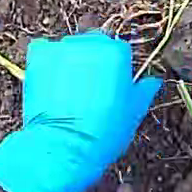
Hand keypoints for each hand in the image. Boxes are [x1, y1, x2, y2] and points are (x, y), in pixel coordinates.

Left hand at [0, 33, 161, 191]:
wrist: (63, 148)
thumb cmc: (102, 133)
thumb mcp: (134, 113)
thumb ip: (144, 91)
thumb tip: (152, 81)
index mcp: (117, 53)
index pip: (119, 50)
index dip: (117, 69)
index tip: (112, 85)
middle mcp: (90, 43)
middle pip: (95, 43)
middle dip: (94, 60)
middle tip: (91, 88)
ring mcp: (62, 48)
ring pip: (70, 47)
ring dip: (71, 60)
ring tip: (69, 88)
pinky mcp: (39, 56)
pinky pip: (45, 49)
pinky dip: (48, 60)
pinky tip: (51, 81)